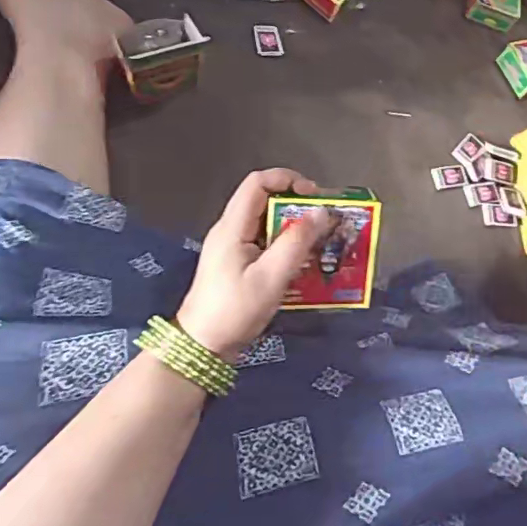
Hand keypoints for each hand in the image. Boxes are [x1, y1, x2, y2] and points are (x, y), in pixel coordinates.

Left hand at [176, 169, 337, 357]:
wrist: (202, 346)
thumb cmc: (235, 310)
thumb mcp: (271, 277)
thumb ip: (297, 243)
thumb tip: (321, 212)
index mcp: (232, 226)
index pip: (258, 182)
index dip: (287, 179)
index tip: (314, 196)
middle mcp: (230, 230)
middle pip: (265, 201)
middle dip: (297, 206)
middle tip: (324, 223)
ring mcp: (232, 248)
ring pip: (267, 224)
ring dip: (294, 228)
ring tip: (321, 243)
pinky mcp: (237, 264)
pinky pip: (265, 243)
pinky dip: (286, 246)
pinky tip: (304, 264)